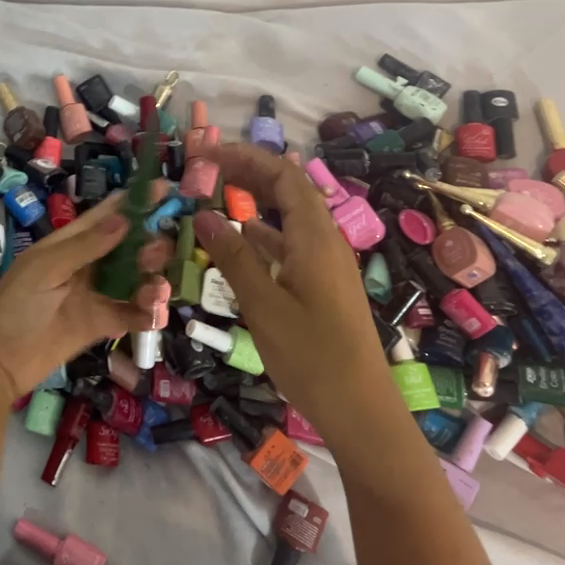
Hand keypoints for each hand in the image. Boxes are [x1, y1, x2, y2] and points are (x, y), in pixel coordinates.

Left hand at [0, 192, 170, 400]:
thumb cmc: (16, 304)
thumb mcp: (45, 268)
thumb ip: (85, 246)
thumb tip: (124, 219)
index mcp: (70, 243)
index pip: (107, 215)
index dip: (135, 202)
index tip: (165, 189)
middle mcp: (89, 264)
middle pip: (130, 246)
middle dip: (150, 244)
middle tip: (159, 251)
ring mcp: (98, 294)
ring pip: (137, 279)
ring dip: (153, 278)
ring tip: (155, 287)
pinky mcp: (104, 324)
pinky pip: (134, 313)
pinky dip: (149, 312)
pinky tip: (154, 313)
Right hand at [192, 144, 393, 438]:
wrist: (362, 412)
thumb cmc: (312, 357)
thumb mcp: (263, 306)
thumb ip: (233, 257)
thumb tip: (203, 213)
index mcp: (314, 238)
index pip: (282, 175)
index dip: (244, 156)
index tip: (204, 153)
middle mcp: (324, 242)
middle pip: (287, 189)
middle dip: (247, 170)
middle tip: (203, 168)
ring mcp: (326, 264)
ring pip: (289, 215)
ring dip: (254, 199)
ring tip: (213, 196)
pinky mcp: (323, 286)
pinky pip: (291, 242)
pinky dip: (262, 231)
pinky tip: (239, 241)